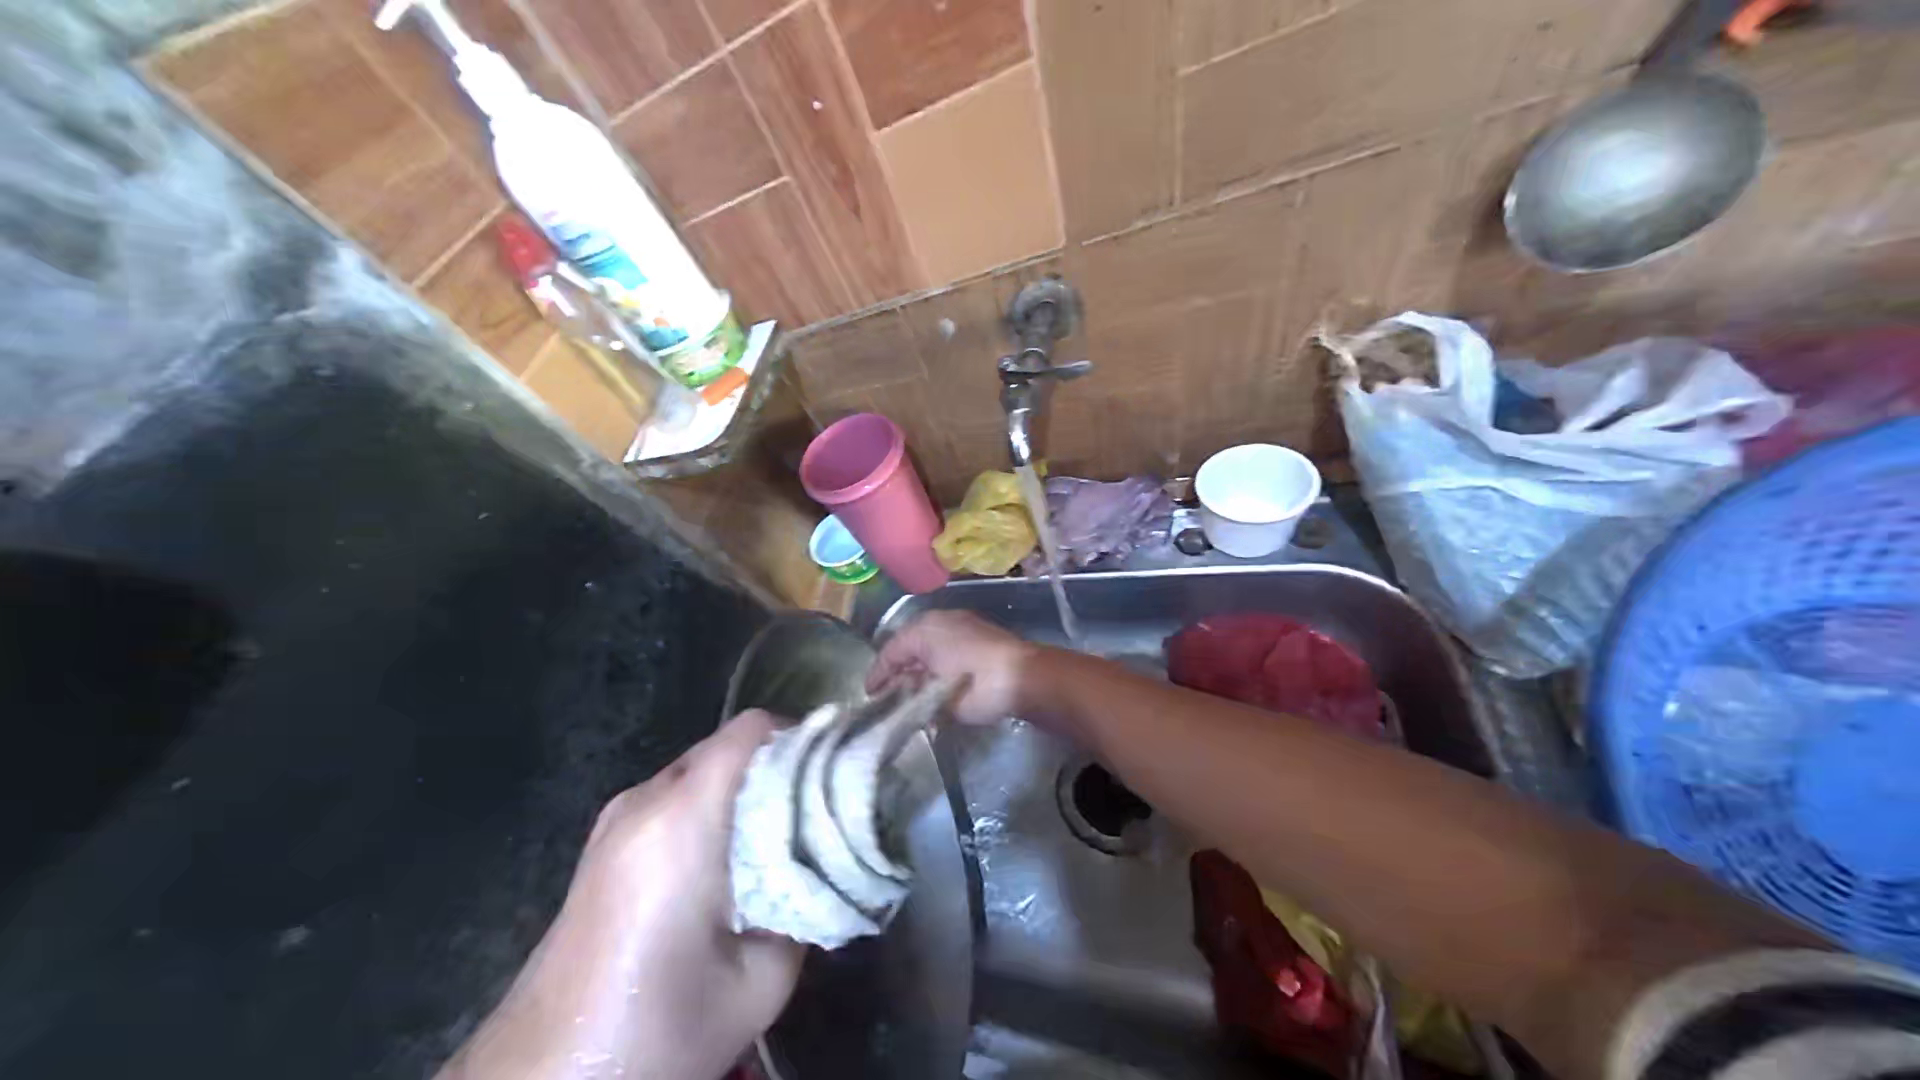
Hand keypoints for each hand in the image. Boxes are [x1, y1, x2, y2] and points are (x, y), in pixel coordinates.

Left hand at [438, 710, 802, 1079]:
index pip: (750, 732)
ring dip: (742, 792)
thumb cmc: (657, 1029)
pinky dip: (709, 811)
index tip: (832, 774)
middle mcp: (644, 802)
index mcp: (681, 819)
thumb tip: (823, 864)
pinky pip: (671, 800)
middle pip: (727, 748)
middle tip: (814, 813)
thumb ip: (804, 903)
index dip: (799, 739)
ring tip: (775, 842)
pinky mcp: (601, 845)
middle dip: (775, 769)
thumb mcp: (762, 980)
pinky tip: (725, 866)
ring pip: (699, 772)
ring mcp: (614, 820)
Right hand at [867, 610, 1035, 724]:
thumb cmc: (974, 685)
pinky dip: (941, 665)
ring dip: (921, 669)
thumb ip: (917, 694)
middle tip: (889, 695)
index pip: (891, 651)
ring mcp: (963, 625)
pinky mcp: (982, 635)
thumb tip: (912, 695)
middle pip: (910, 646)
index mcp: (923, 629)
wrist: (1025, 678)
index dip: (879, 673)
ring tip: (914, 694)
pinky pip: (951, 648)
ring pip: (930, 647)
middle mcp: (940, 621)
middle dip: (899, 670)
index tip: (870, 693)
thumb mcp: (937, 696)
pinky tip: (940, 685)